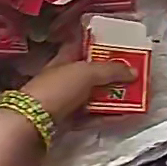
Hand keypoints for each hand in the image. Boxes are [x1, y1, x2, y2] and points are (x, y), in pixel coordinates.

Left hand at [19, 41, 136, 121]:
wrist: (32, 124)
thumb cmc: (58, 88)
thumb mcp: (87, 73)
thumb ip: (111, 70)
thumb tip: (134, 71)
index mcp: (64, 58)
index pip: (81, 44)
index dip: (97, 41)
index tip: (118, 42)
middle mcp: (64, 77)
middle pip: (91, 71)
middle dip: (111, 72)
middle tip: (134, 71)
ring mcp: (65, 99)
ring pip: (92, 94)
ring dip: (111, 95)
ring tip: (134, 94)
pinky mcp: (67, 120)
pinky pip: (91, 115)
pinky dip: (107, 114)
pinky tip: (124, 115)